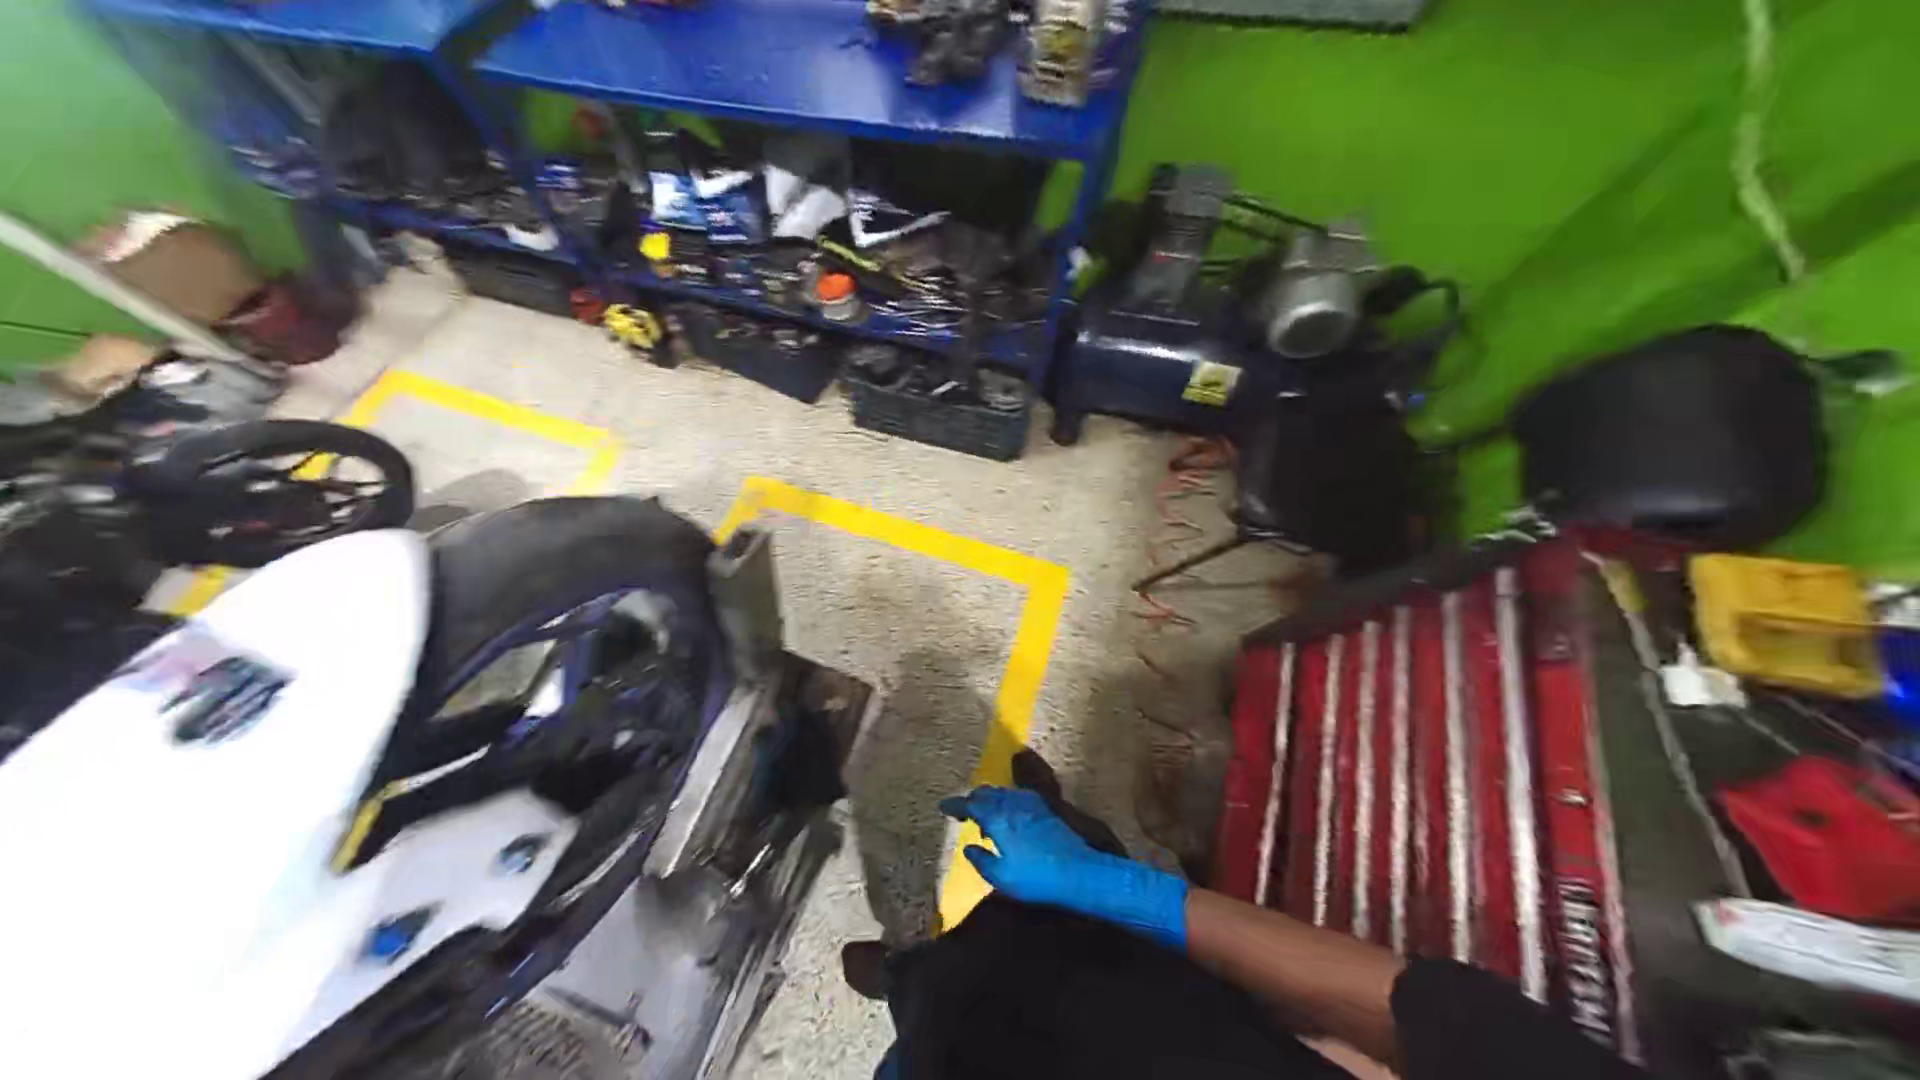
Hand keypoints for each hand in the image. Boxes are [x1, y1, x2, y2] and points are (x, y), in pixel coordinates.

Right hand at [940, 786, 1188, 948]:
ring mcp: (1032, 804)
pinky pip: (1018, 797)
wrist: (1079, 874)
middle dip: (973, 800)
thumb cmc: (1036, 880)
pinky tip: (1009, 818)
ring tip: (984, 818)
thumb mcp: (1001, 878)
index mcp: (998, 817)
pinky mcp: (1046, 809)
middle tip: (963, 811)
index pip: (971, 804)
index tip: (944, 807)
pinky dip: (1006, 802)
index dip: (956, 804)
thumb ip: (981, 860)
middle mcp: (1013, 803)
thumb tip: (970, 847)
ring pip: (1004, 793)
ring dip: (991, 800)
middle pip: (987, 793)